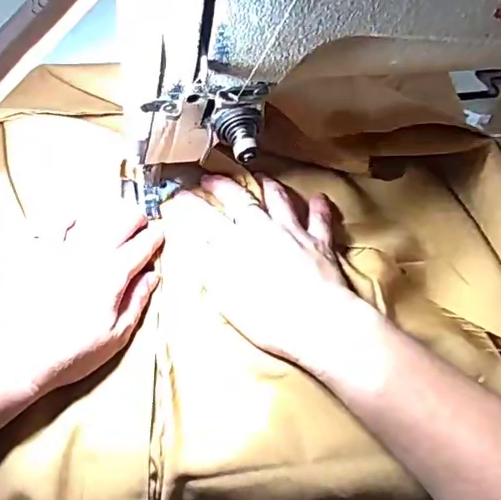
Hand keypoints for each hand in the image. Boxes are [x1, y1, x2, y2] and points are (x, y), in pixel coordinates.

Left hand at [0, 207, 162, 438]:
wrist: (24, 357)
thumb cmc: (75, 353)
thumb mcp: (117, 334)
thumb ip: (137, 301)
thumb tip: (152, 276)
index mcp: (113, 275)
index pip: (141, 247)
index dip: (154, 239)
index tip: (161, 234)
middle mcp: (89, 255)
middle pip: (118, 223)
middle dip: (135, 219)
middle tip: (142, 223)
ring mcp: (61, 252)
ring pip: (91, 220)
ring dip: (107, 215)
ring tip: (115, 217)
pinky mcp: (38, 257)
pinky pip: (53, 227)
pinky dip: (67, 219)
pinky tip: (73, 218)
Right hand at [164, 174, 384, 376]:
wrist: (318, 322)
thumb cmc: (269, 318)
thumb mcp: (226, 298)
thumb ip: (212, 269)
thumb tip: (204, 251)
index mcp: (234, 243)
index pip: (205, 216)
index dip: (190, 203)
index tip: (180, 196)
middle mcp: (262, 229)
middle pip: (239, 198)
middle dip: (223, 185)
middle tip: (212, 178)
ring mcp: (293, 232)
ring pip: (279, 199)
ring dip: (269, 186)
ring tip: (262, 177)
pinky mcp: (320, 242)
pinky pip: (319, 218)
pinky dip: (318, 207)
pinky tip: (318, 198)